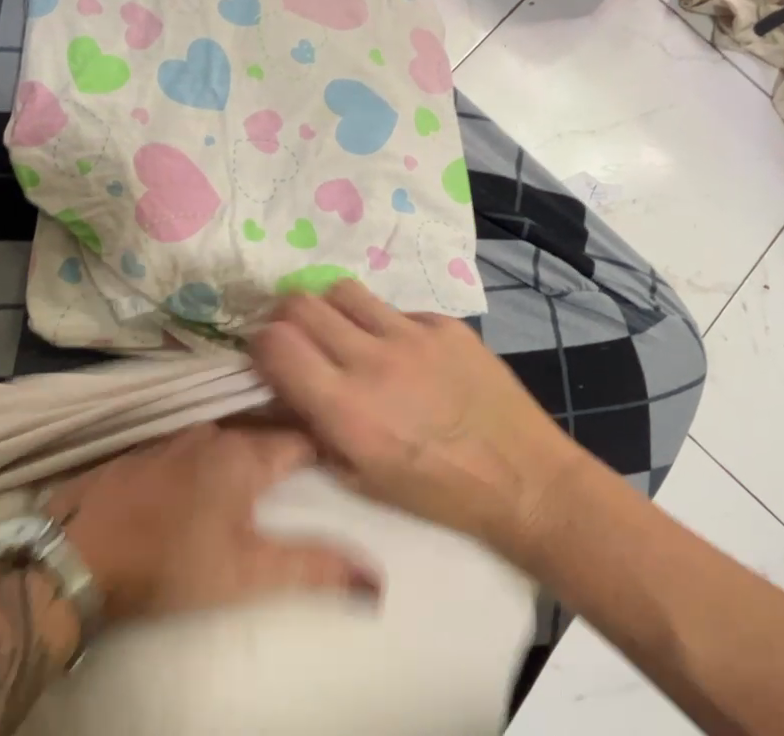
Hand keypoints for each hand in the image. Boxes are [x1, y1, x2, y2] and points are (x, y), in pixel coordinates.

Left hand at [46, 422, 377, 625]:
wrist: (76, 556)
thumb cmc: (171, 561)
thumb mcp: (250, 575)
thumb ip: (316, 569)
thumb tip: (377, 577)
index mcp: (243, 454)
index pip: (301, 437)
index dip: (326, 445)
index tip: (345, 455)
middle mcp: (209, 432)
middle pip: (262, 429)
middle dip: (286, 441)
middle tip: (307, 464)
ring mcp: (168, 437)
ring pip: (222, 433)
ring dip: (244, 445)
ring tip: (261, 468)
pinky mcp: (138, 450)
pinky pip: (187, 441)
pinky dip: (206, 452)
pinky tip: (203, 473)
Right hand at [248, 280, 586, 563]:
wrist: (521, 480)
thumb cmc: (434, 493)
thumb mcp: (358, 478)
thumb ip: (310, 429)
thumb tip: (276, 394)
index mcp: (344, 408)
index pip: (274, 342)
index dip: (261, 346)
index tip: (270, 359)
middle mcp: (372, 361)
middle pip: (300, 304)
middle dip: (287, 318)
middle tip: (299, 338)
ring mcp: (412, 336)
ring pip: (344, 291)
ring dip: (332, 309)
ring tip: (345, 334)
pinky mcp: (446, 325)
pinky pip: (396, 309)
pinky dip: (385, 325)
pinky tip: (404, 354)